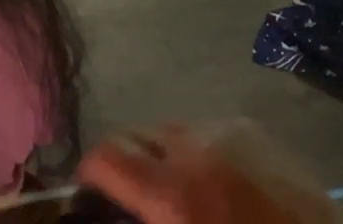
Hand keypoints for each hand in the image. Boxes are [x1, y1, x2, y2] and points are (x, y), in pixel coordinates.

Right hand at [77, 126, 312, 223]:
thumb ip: (148, 216)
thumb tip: (122, 206)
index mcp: (173, 194)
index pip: (105, 156)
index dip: (89, 173)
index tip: (89, 194)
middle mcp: (193, 149)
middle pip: (133, 134)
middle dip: (123, 162)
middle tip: (129, 197)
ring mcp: (226, 132)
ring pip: (169, 128)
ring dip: (159, 153)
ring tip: (172, 187)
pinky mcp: (254, 130)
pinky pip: (206, 129)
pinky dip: (195, 149)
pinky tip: (213, 179)